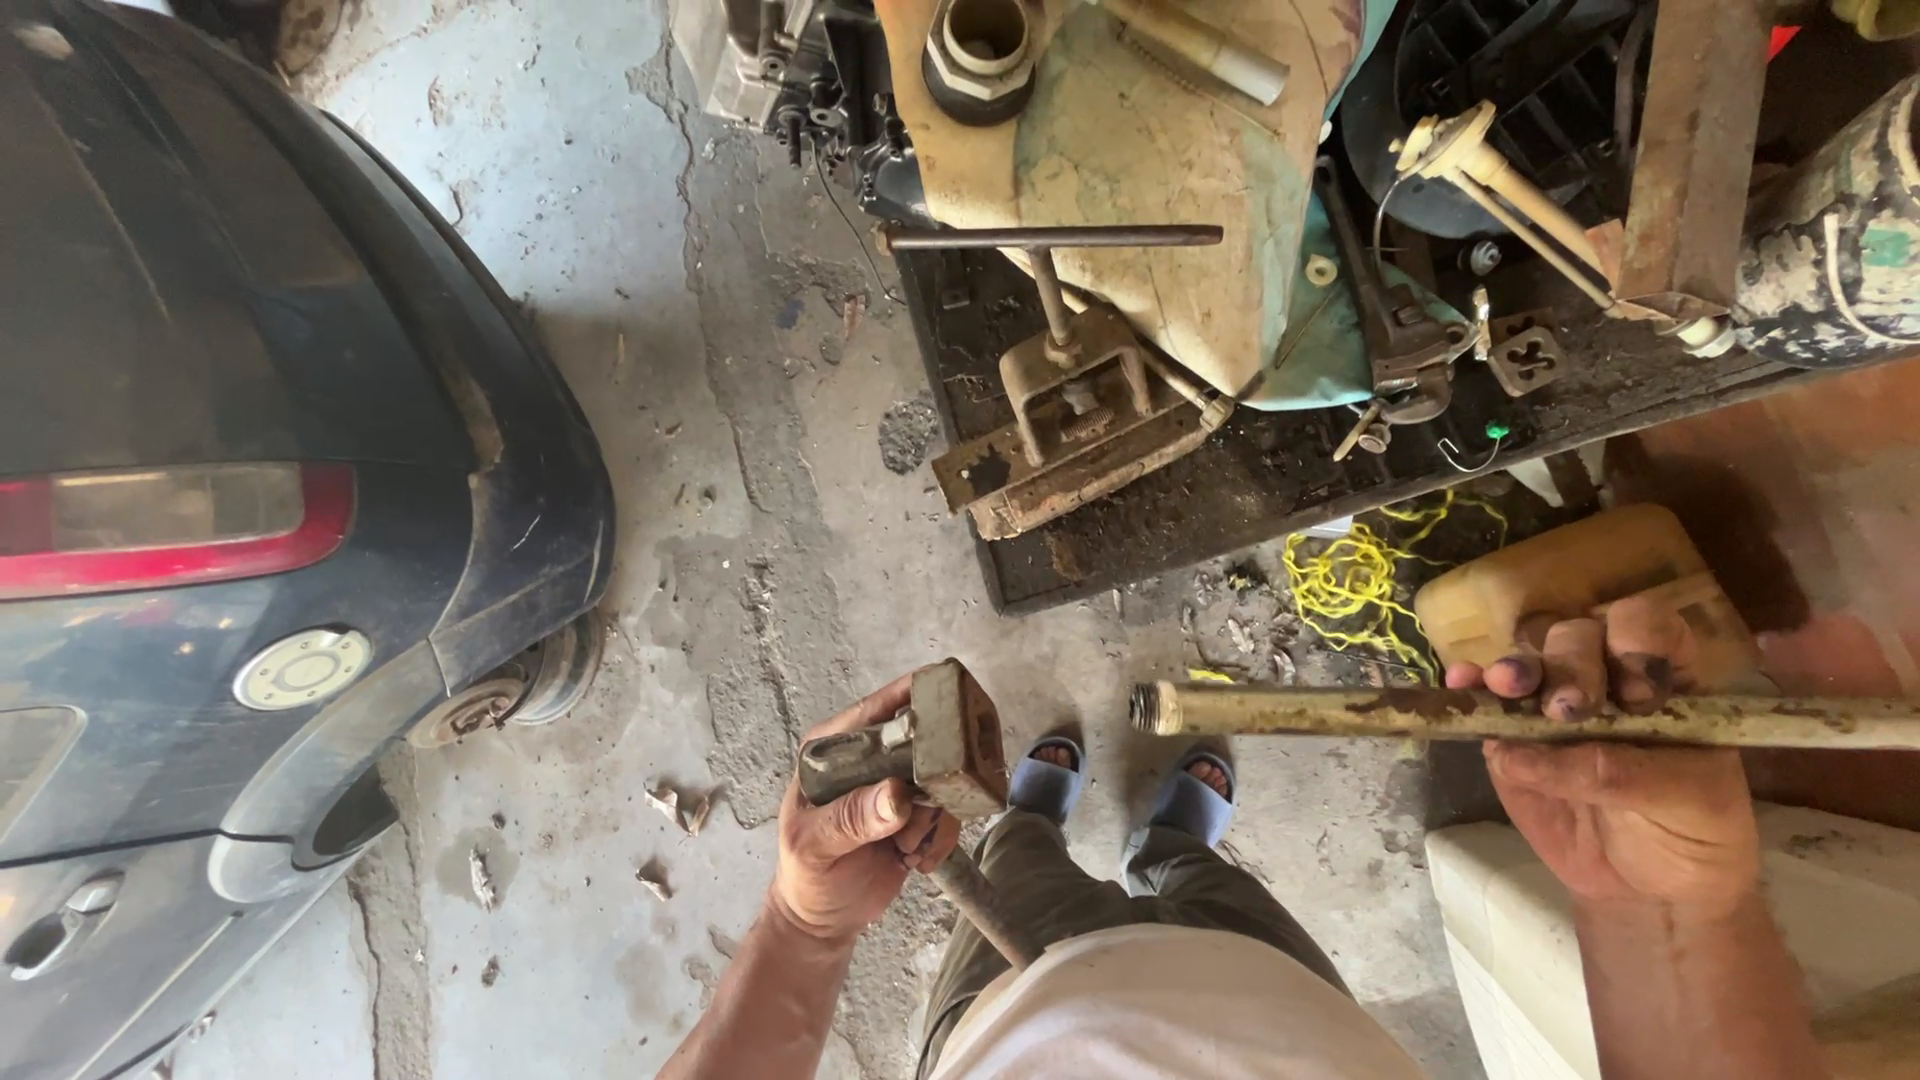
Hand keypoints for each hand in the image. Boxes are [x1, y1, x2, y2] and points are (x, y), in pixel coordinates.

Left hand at [768, 673, 962, 943]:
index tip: (947, 696)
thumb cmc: (806, 875)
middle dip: (931, 776)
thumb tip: (897, 795)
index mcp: (834, 749)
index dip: (911, 696)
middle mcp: (870, 758)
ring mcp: (898, 784)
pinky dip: (940, 838)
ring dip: (931, 818)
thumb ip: (851, 819)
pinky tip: (915, 860)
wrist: (822, 921)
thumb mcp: (815, 846)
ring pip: (942, 779)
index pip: (875, 710)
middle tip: (924, 809)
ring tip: (905, 848)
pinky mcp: (919, 812)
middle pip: (922, 740)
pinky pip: (948, 812)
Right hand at [1446, 596, 1760, 917]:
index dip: (1635, 641)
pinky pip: (1479, 698)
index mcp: (1666, 684)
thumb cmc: (1691, 837)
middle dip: (1568, 663)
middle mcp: (1603, 680)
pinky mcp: (1506, 734)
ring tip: (1506, 688)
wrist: (1642, 887)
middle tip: (1567, 711)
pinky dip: (1466, 685)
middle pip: (1575, 636)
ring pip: (1524, 659)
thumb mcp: (1690, 806)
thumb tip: (1524, 753)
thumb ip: (1619, 773)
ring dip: (1514, 668)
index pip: (1648, 628)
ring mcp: (1547, 705)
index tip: (1633, 694)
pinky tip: (1460, 683)